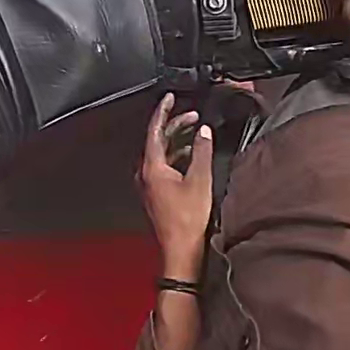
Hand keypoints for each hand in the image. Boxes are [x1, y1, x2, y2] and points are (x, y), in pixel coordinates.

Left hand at [137, 93, 213, 281]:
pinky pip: (164, 165)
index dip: (163, 111)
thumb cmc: (187, 220)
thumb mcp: (200, 180)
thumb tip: (203, 131)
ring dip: (177, 139)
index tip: (170, 98)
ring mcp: (149, 184)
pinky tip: (191, 155)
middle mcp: (145, 174)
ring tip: (195, 130)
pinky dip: (177, 155)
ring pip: (161, 152)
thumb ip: (201, 151)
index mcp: (152, 167)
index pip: (155, 130)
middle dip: (175, 124)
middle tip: (191, 114)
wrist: (181, 250)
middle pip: (158, 140)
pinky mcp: (157, 193)